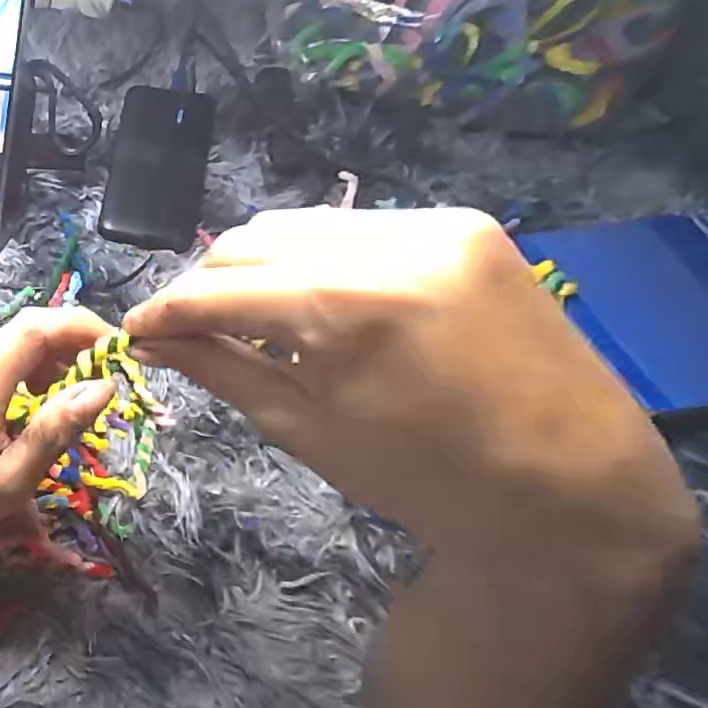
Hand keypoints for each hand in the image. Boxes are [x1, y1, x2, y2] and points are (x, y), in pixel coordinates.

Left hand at [0, 308, 118, 552]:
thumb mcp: (15, 480)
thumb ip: (56, 431)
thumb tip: (104, 386)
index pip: (30, 332)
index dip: (78, 327)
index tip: (114, 347)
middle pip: (27, 328)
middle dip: (72, 342)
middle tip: (100, 376)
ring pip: (19, 334)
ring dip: (54, 353)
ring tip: (69, 392)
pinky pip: (5, 345)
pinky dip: (34, 360)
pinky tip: (41, 390)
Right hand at [123, 207, 696, 558]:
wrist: (572, 485)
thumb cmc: (420, 476)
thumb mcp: (300, 425)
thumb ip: (219, 368)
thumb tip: (153, 342)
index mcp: (345, 306)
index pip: (216, 290)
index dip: (163, 310)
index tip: (134, 331)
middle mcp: (388, 242)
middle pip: (248, 242)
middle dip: (202, 285)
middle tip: (186, 329)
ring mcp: (433, 223)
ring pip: (295, 226)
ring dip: (251, 268)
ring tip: (243, 315)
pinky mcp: (463, 224)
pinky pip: (349, 229)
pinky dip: (308, 260)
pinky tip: (308, 302)